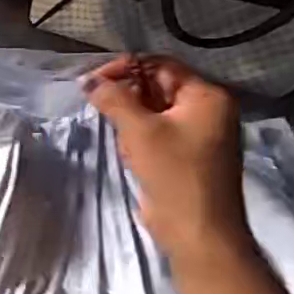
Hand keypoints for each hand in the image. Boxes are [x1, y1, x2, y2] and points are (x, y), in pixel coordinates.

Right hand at [84, 56, 248, 265]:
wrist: (196, 227)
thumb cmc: (173, 172)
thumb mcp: (139, 130)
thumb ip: (113, 99)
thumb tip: (87, 79)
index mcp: (207, 97)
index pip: (161, 66)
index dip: (125, 68)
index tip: (91, 81)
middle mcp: (206, 109)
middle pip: (157, 86)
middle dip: (124, 94)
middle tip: (96, 105)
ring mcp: (196, 132)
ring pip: (152, 109)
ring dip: (128, 117)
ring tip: (117, 134)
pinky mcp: (183, 152)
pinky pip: (155, 130)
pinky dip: (136, 134)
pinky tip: (128, 150)